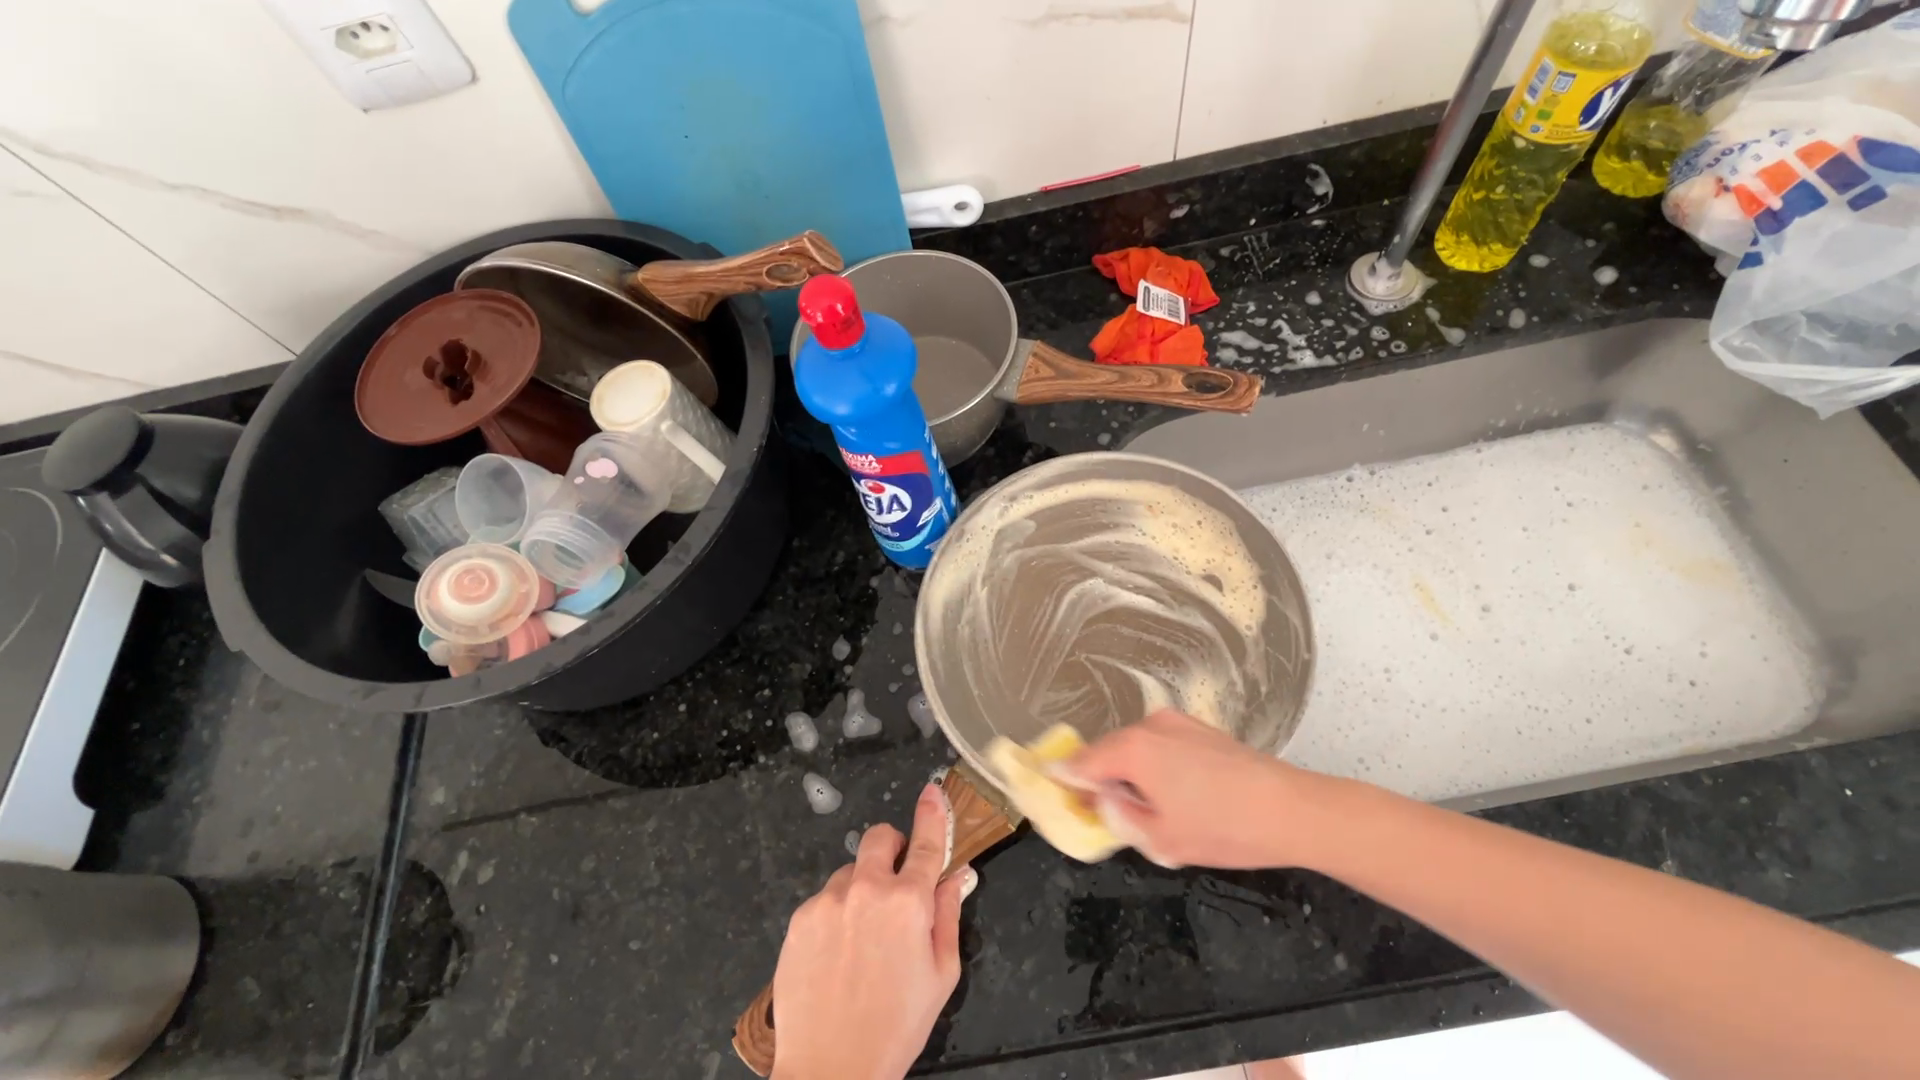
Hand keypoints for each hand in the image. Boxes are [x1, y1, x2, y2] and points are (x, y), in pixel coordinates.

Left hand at [769, 783, 975, 1079]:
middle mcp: (866, 889)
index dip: (933, 813)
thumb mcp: (942, 973)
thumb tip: (955, 877)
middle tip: (897, 884)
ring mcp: (827, 901)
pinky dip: (836, 913)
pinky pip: (824, 899)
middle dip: (892, 849)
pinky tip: (838, 953)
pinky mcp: (800, 919)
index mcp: (908, 902)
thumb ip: (948, 914)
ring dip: (862, 888)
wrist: (832, 1066)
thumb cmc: (897, 1025)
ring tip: (863, 938)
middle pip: (879, 838)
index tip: (932, 791)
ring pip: (850, 872)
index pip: (926, 842)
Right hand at [1062, 709, 1338, 869]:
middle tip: (1100, 813)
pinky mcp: (1201, 729)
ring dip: (1128, 773)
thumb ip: (1118, 818)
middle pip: (1106, 751)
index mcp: (1132, 749)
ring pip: (1135, 748)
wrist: (1293, 810)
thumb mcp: (1159, 839)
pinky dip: (1153, 765)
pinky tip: (1175, 796)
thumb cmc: (1223, 829)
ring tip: (1144, 809)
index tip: (1046, 789)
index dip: (1061, 780)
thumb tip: (1101, 803)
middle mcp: (1149, 725)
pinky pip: (1160, 745)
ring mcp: (1178, 723)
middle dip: (1098, 779)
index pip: (1079, 763)